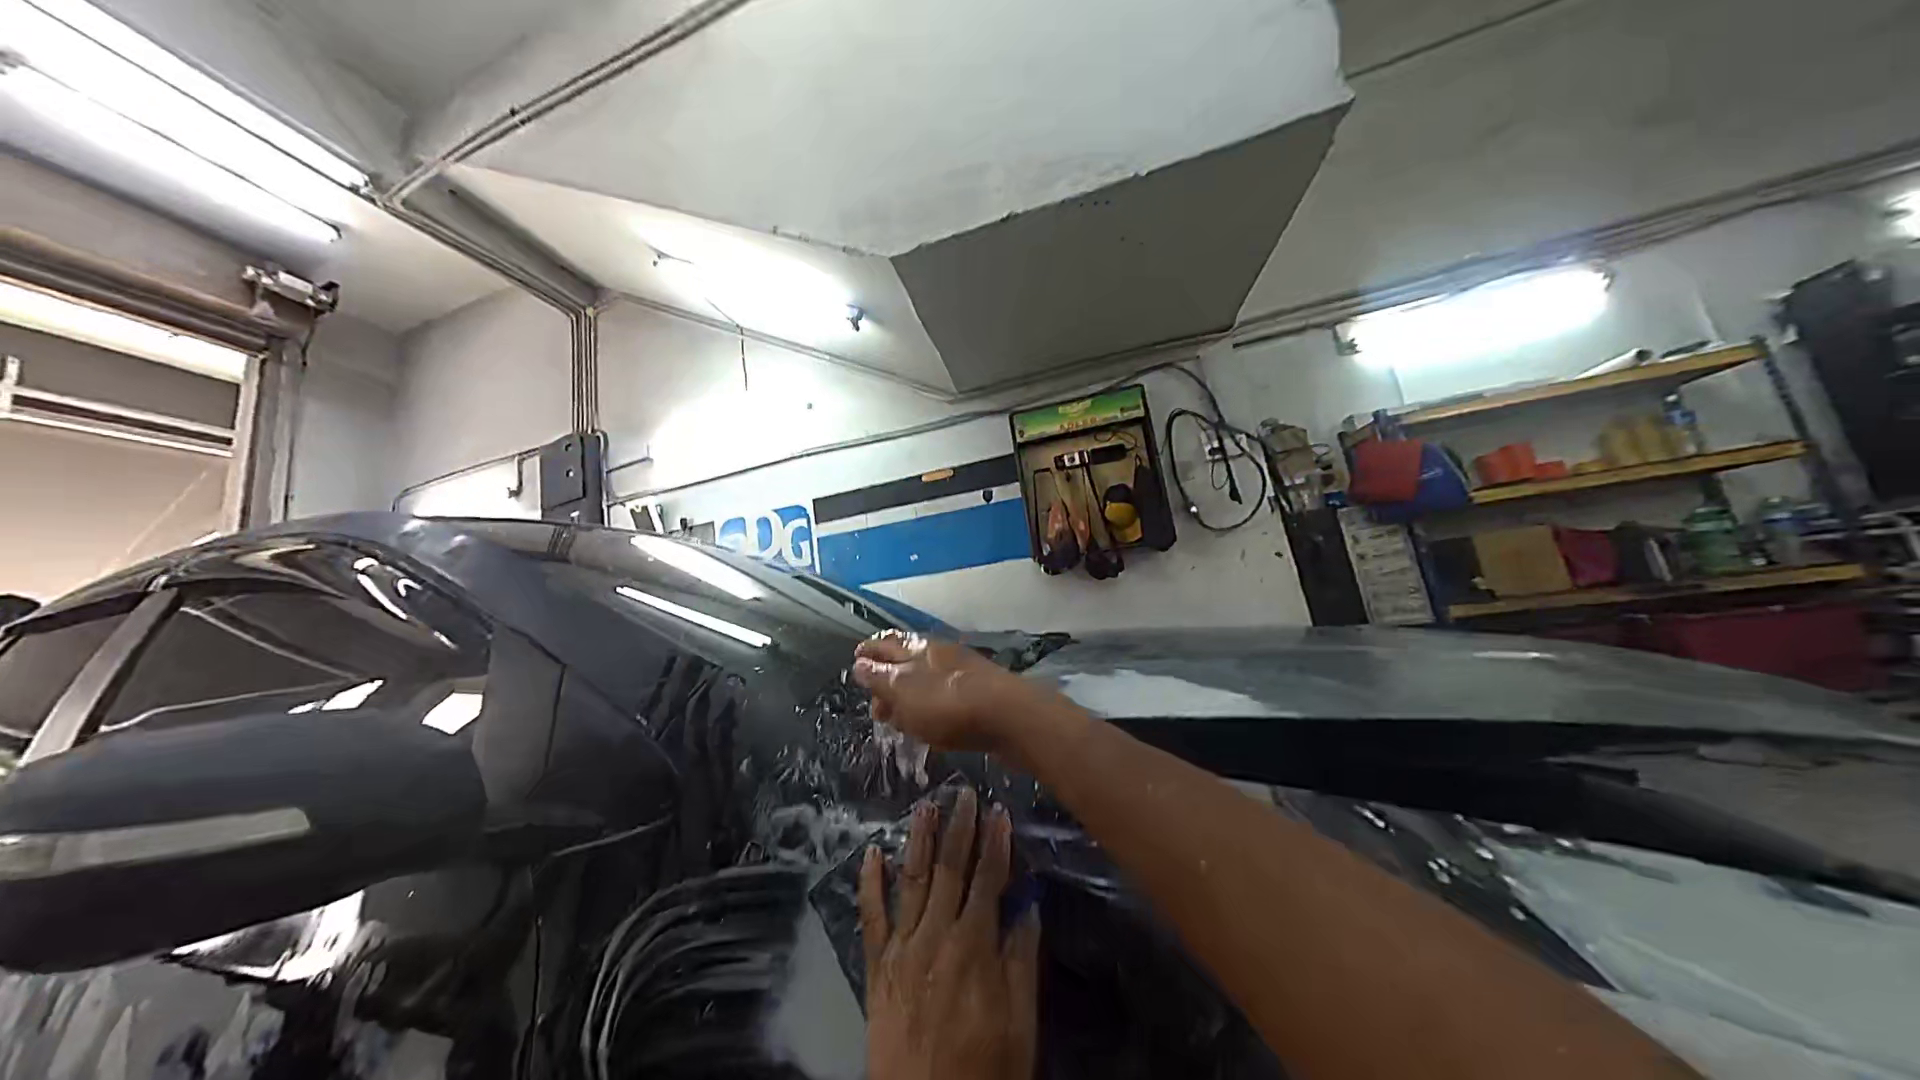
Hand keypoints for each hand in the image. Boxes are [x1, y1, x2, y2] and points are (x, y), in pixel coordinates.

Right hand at [852, 632, 1047, 754]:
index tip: (855, 659)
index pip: (886, 644)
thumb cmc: (948, 703)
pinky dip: (930, 708)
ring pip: (926, 681)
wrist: (1010, 717)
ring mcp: (963, 674)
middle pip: (906, 662)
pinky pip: (945, 698)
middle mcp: (940, 655)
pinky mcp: (980, 697)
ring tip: (896, 715)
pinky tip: (929, 722)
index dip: (868, 652)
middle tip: (873, 700)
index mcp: (919, 648)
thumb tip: (859, 664)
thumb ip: (879, 679)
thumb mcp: (904, 690)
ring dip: (908, 697)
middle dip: (886, 678)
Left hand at [860, 789, 1040, 1079]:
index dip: (995, 843)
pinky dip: (869, 882)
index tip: (999, 810)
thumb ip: (1022, 959)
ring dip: (918, 840)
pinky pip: (870, 917)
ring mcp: (901, 949)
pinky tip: (870, 853)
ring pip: (910, 880)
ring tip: (924, 805)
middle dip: (959, 828)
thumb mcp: (1021, 1023)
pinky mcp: (876, 967)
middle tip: (962, 793)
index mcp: (974, 947)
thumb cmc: (985, 1070)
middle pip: (949, 870)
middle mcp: (935, 936)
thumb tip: (1028, 905)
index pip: (988, 880)